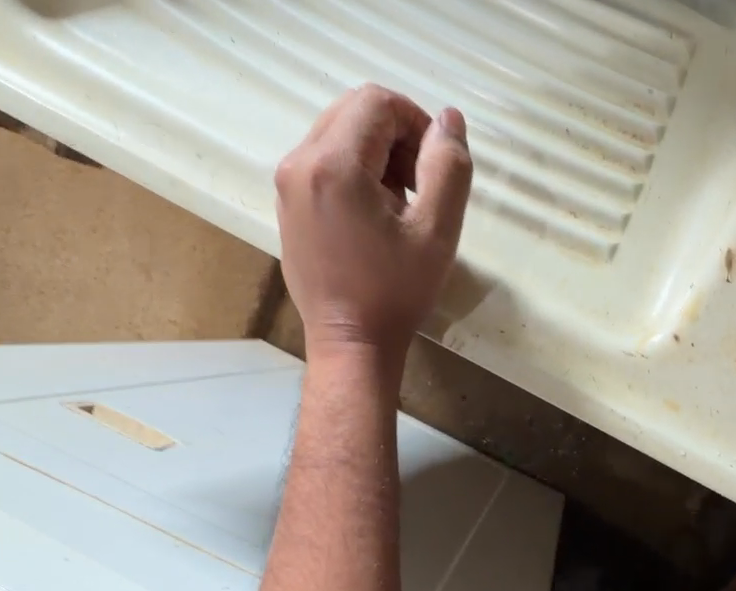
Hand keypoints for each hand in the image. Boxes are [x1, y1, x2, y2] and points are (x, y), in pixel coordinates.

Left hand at [275, 85, 472, 367]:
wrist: (350, 345)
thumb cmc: (395, 293)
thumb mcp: (436, 231)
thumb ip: (448, 167)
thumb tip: (449, 120)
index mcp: (333, 165)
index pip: (377, 102)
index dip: (417, 121)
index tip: (435, 165)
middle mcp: (299, 164)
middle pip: (353, 112)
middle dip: (396, 137)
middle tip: (420, 187)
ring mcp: (286, 186)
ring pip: (338, 136)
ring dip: (377, 156)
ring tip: (399, 207)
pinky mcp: (287, 208)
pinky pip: (322, 165)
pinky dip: (354, 174)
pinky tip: (374, 219)